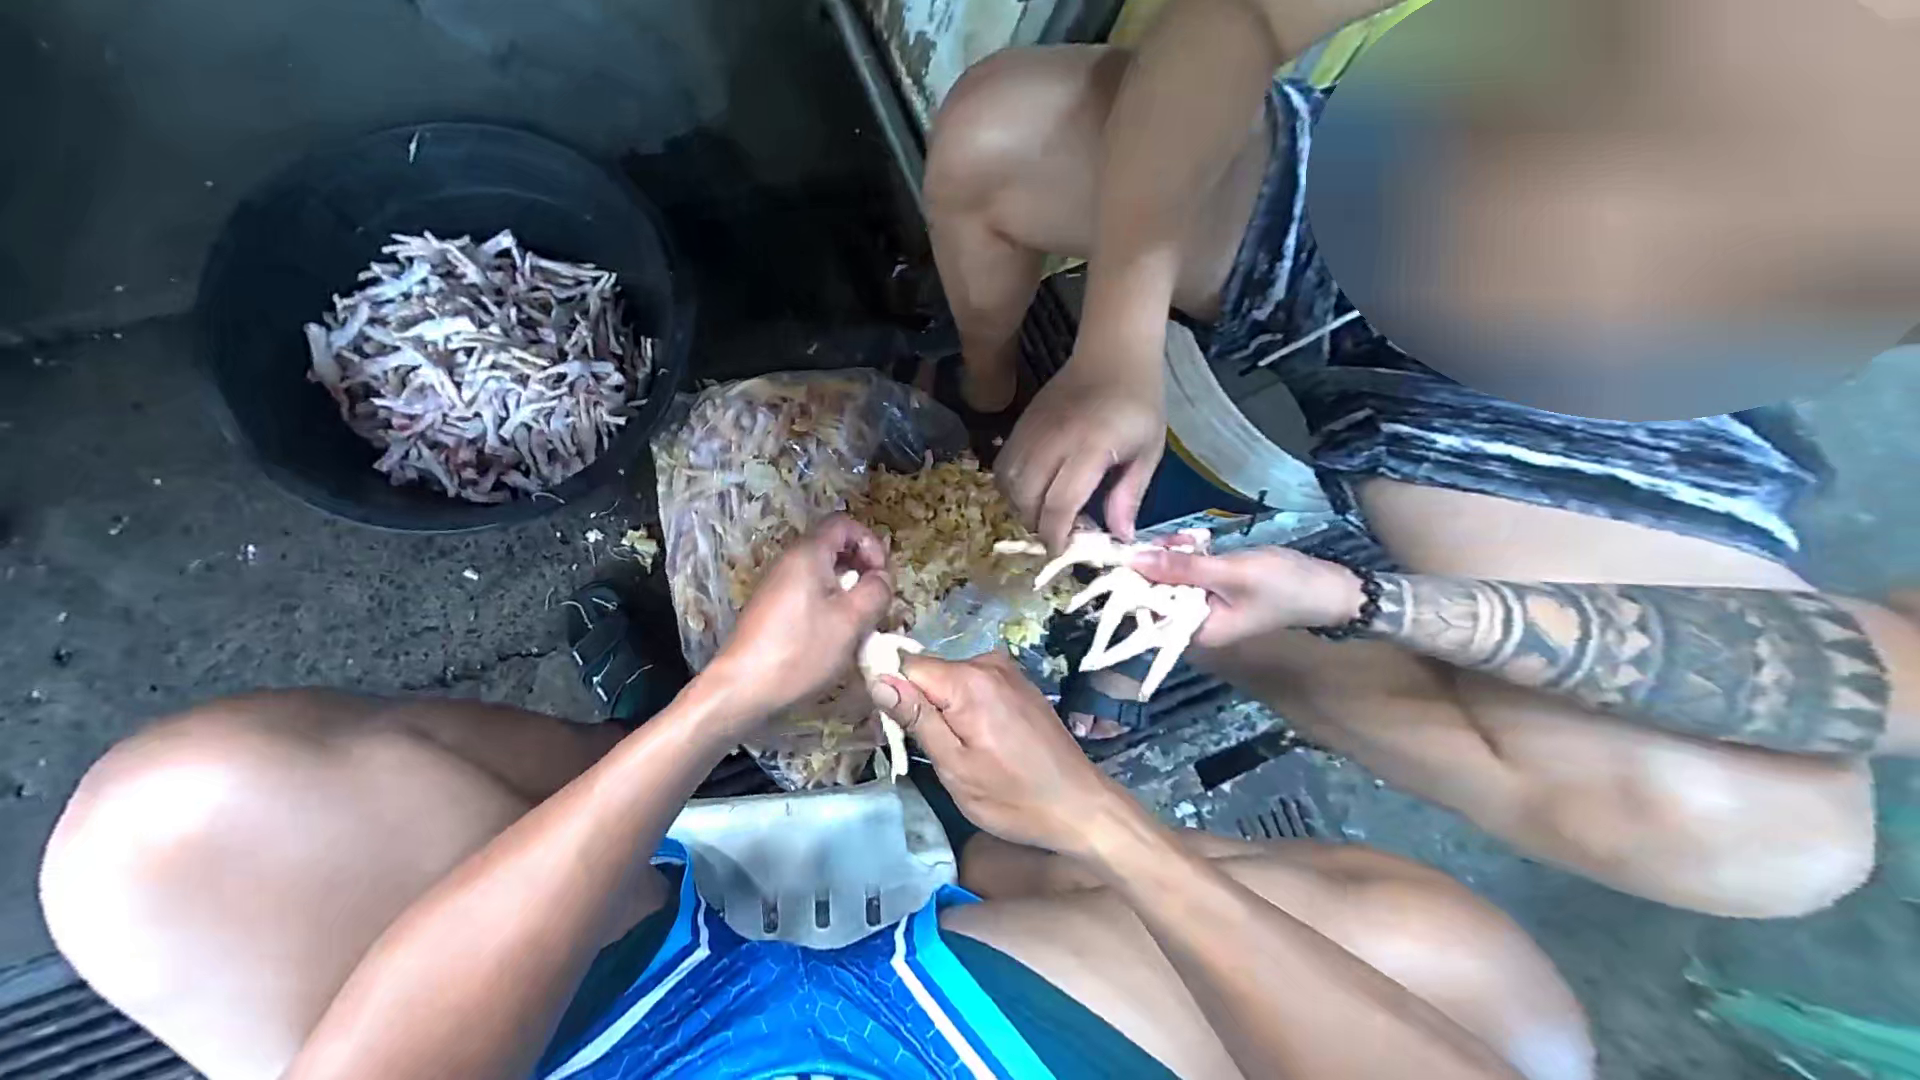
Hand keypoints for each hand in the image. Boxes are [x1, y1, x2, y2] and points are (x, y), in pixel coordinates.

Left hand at [709, 515, 892, 720]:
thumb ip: (876, 591)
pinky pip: (810, 594)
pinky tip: (836, 636)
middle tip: (876, 600)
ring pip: (824, 574)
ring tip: (860, 623)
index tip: (881, 575)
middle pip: (834, 547)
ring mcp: (778, 586)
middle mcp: (789, 562)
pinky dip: (830, 606)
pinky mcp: (773, 610)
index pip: (844, 524)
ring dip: (849, 591)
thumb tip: (882, 579)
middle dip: (863, 569)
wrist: (742, 690)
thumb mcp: (852, 620)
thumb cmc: (800, 650)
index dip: (870, 542)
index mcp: (808, 553)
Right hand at [873, 651, 1134, 856]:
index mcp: (968, 680)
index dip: (888, 688)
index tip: (884, 722)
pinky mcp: (1017, 683)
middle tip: (920, 748)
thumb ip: (917, 719)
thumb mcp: (955, 766)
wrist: (1080, 805)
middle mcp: (987, 662)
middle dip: (916, 702)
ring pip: (950, 679)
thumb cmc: (1013, 796)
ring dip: (941, 707)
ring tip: (952, 748)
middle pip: (928, 672)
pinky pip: (973, 684)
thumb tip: (878, 679)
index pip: (905, 664)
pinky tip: (976, 739)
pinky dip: (964, 705)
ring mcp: (1006, 670)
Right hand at [997, 346, 1165, 551]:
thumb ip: (1129, 496)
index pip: (1060, 503)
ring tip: (1044, 513)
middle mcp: (1053, 439)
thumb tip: (1118, 538)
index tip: (1062, 553)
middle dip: (1038, 526)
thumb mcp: (1148, 452)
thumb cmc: (1138, 404)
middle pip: (1026, 498)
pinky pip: (1002, 466)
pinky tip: (1031, 491)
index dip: (1057, 536)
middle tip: (1058, 533)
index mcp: (1091, 447)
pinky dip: (1010, 488)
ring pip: (1007, 484)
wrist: (1112, 354)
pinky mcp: (1019, 425)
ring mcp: (1031, 431)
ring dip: (1021, 508)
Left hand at [1130, 546, 1365, 647]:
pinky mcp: (1212, 587)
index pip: (1149, 612)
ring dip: (1174, 554)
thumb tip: (1134, 561)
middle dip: (1158, 563)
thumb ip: (1181, 568)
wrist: (1329, 585)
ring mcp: (1204, 604)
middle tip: (1175, 541)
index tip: (1133, 556)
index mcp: (1195, 632)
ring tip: (1193, 539)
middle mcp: (1193, 624)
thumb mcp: (1228, 573)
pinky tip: (1199, 539)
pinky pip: (1188, 570)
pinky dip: (1189, 554)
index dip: (1135, 584)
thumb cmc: (1281, 585)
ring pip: (1170, 576)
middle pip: (1155, 592)